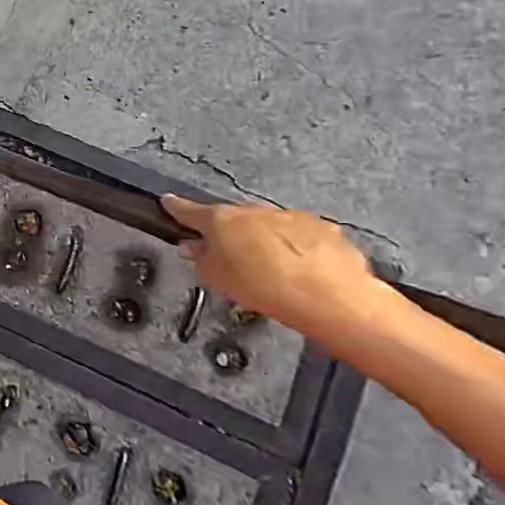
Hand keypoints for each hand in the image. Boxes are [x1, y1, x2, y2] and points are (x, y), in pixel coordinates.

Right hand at [161, 195, 397, 337]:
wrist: (336, 301)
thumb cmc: (271, 289)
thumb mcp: (216, 278)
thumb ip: (200, 258)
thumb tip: (194, 249)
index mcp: (220, 219)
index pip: (187, 209)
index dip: (174, 207)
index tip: (168, 203)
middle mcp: (254, 212)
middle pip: (231, 217)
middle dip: (228, 232)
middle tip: (229, 257)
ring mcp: (292, 218)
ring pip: (267, 224)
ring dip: (264, 239)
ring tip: (271, 269)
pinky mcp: (325, 229)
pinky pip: (300, 234)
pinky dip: (296, 247)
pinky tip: (300, 269)